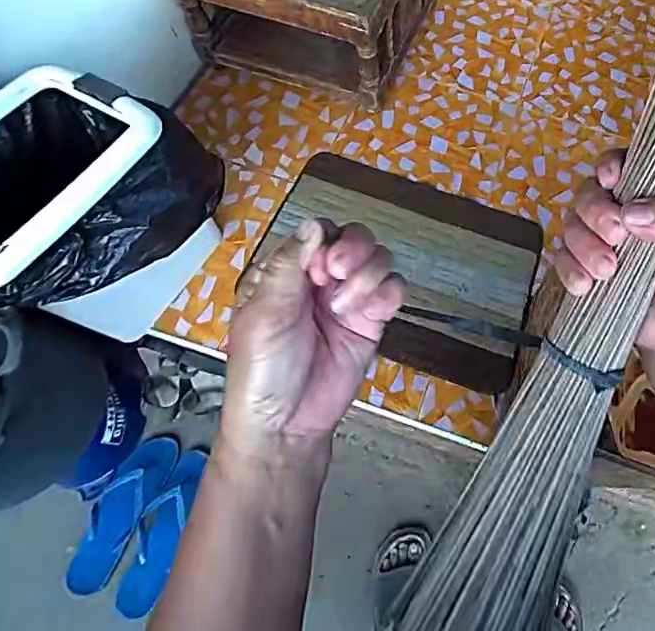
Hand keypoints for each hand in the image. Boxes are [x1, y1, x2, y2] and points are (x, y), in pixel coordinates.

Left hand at [222, 218, 406, 459]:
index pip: (318, 232)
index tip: (318, 266)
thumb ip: (288, 266)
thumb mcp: (264, 315)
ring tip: (344, 306)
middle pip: (353, 238)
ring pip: (378, 259)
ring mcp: (348, 299)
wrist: (285, 427)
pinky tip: (368, 311)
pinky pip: (393, 290)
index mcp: (288, 271)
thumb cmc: (261, 373)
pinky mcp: (371, 321)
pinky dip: (388, 293)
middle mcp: (320, 279)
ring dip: (368, 273)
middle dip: (353, 248)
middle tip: (337, 272)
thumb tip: (312, 225)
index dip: (324, 240)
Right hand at [553, 149, 654, 357]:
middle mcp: (620, 213)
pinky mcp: (582, 269)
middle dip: (596, 212)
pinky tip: (587, 286)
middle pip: (588, 192)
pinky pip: (560, 258)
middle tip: (617, 237)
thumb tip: (633, 211)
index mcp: (651, 197)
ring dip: (584, 245)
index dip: (610, 165)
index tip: (612, 181)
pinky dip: (568, 270)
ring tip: (608, 272)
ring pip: (571, 223)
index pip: (622, 164)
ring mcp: (598, 241)